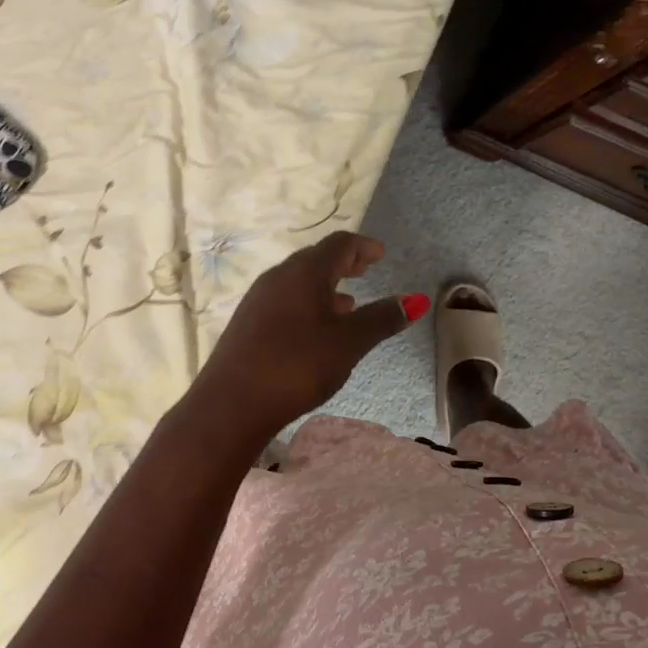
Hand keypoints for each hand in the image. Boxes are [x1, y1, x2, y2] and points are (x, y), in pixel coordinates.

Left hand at [195, 231, 425, 432]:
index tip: (380, 253)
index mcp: (305, 272)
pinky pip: (283, 301)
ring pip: (297, 282)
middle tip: (365, 270)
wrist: (232, 402)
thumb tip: (415, 300)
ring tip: (347, 303)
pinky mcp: (246, 323)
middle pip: (315, 259)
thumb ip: (381, 319)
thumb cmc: (297, 365)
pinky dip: (306, 303)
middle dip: (343, 263)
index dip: (363, 246)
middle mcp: (278, 276)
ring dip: (324, 287)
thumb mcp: (349, 343)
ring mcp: (258, 299)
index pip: (339, 244)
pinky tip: (314, 330)